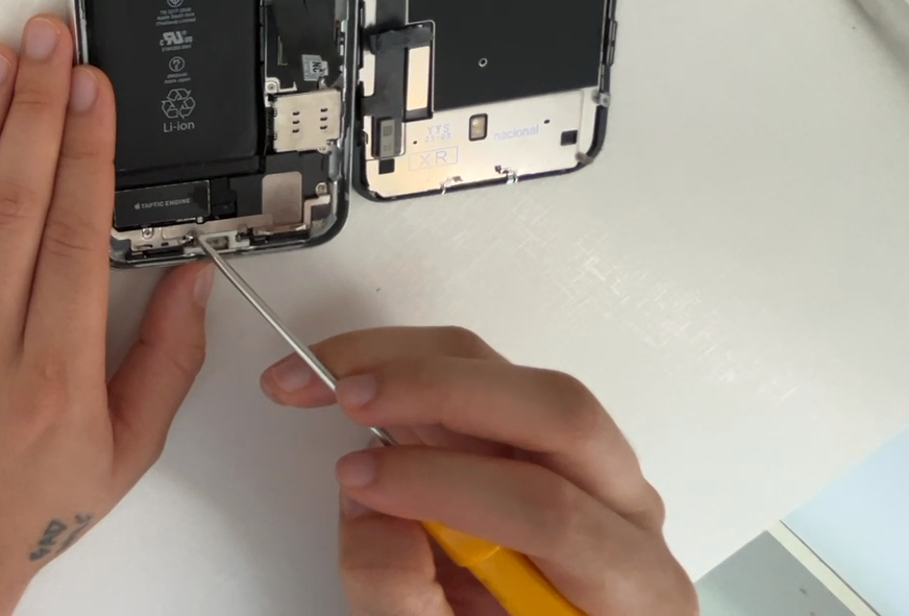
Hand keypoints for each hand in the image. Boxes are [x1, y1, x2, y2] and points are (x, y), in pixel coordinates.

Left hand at [0, 15, 212, 615]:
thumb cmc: (31, 506)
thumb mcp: (126, 452)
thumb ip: (166, 362)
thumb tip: (192, 282)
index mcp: (57, 372)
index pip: (75, 235)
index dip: (87, 151)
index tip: (93, 91)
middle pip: (12, 201)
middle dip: (33, 108)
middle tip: (44, 43)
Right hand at [261, 327, 695, 614]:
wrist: (483, 615)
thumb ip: (401, 596)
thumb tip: (367, 504)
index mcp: (628, 586)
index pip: (554, 513)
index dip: (444, 485)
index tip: (358, 480)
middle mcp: (616, 502)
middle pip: (552, 410)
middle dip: (432, 390)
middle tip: (346, 397)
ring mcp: (560, 446)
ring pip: (492, 363)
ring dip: (392, 358)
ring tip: (318, 375)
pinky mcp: (504, 413)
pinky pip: (454, 357)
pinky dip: (384, 355)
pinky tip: (336, 373)